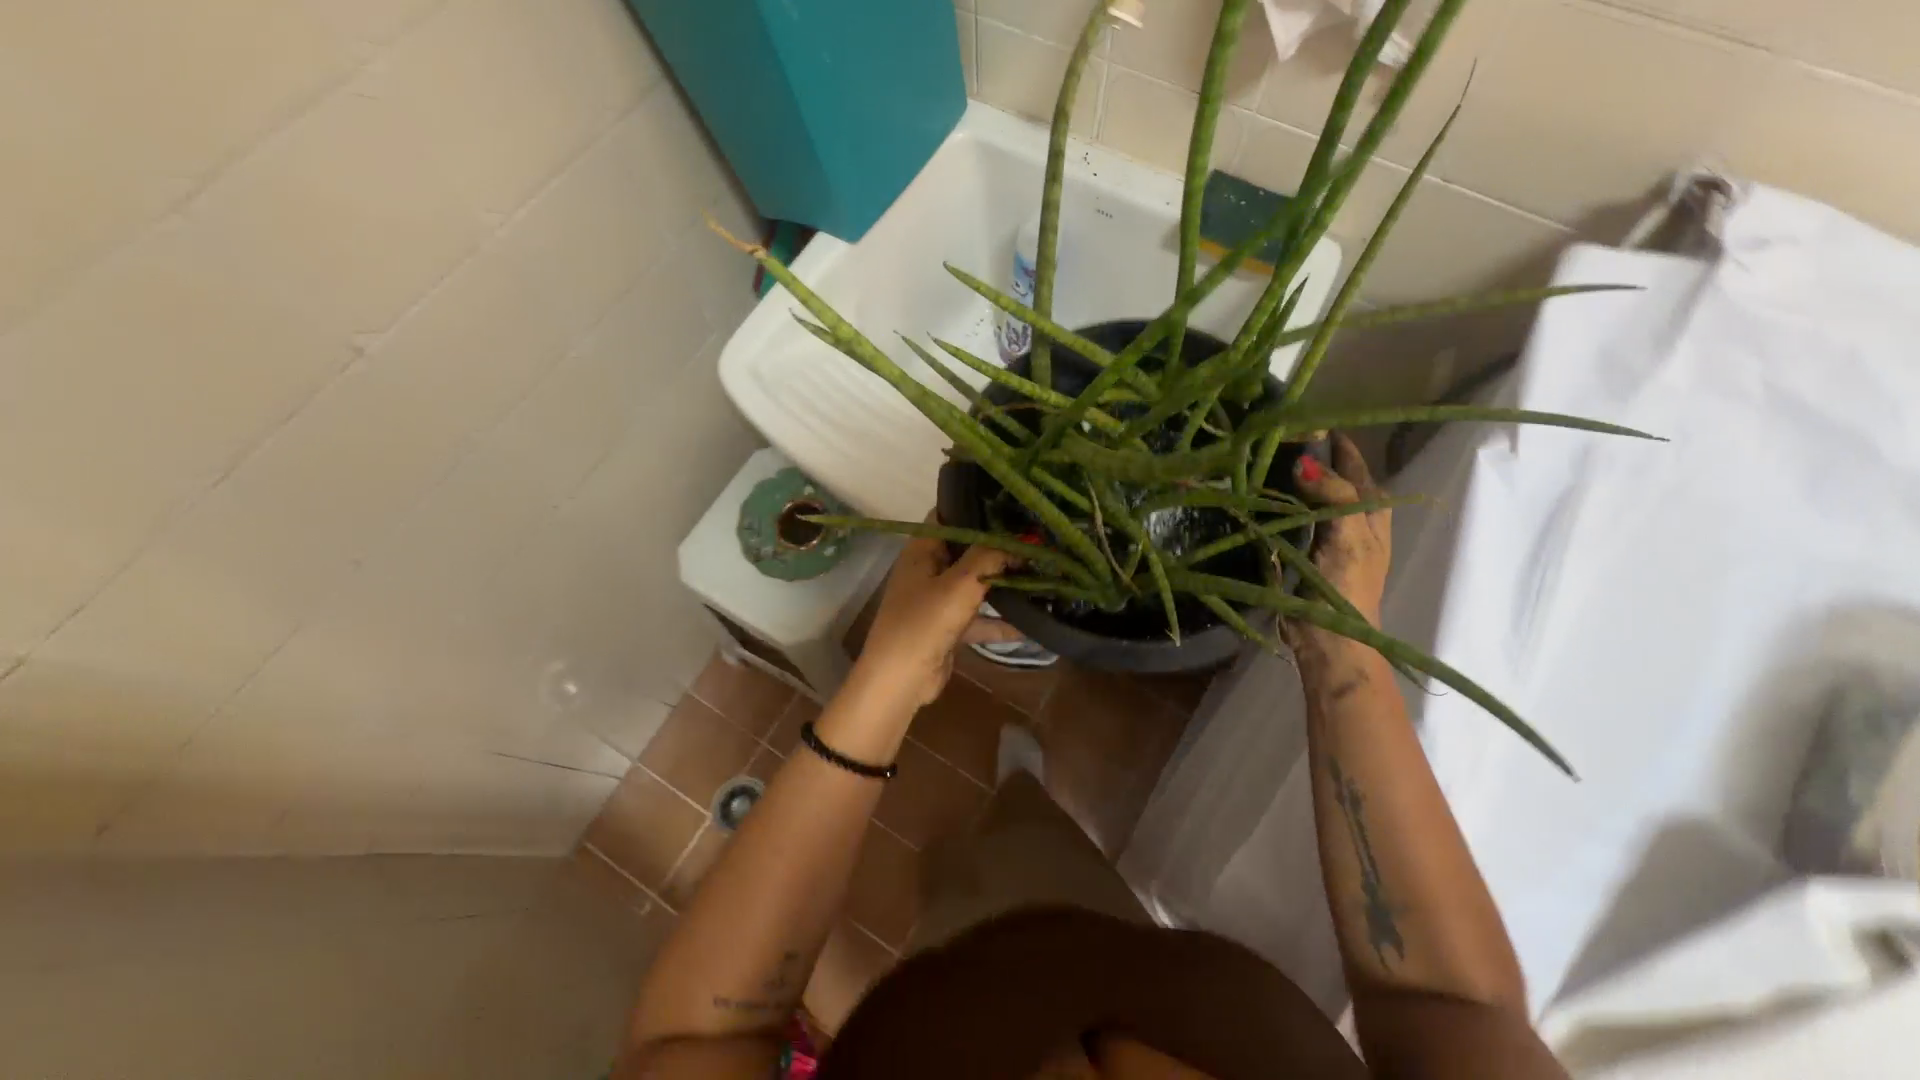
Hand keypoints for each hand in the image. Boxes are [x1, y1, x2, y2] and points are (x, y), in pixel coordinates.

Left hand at [850, 523, 1023, 709]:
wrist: (900, 680)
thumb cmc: (924, 622)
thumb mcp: (961, 584)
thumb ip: (991, 557)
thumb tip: (1022, 539)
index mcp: (922, 550)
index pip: (949, 515)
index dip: (978, 507)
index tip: (1014, 506)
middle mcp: (927, 570)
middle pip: (967, 550)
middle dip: (999, 548)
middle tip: (1038, 540)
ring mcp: (936, 600)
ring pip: (975, 585)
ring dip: (1004, 584)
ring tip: (1042, 575)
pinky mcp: (946, 628)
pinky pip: (978, 617)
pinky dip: (1000, 621)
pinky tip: (1032, 624)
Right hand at [1289, 432, 1391, 627]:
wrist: (1330, 639)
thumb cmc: (1348, 585)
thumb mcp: (1348, 533)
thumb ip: (1331, 494)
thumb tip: (1304, 461)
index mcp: (1372, 518)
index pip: (1359, 472)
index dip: (1344, 448)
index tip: (1318, 424)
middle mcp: (1352, 527)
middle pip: (1337, 485)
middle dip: (1319, 463)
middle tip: (1286, 441)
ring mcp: (1327, 544)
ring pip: (1314, 503)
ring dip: (1297, 485)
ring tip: (1271, 464)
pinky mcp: (1303, 560)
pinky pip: (1292, 524)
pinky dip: (1281, 509)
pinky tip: (1262, 502)